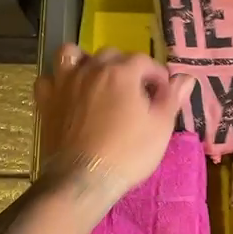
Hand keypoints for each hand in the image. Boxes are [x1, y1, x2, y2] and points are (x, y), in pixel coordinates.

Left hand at [34, 45, 195, 189]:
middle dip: (126, 67)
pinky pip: (48, 79)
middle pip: (111, 54)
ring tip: (96, 80)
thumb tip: (186, 77)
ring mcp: (65, 83)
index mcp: (122, 72)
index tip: (163, 94)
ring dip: (86, 61)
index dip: (157, 76)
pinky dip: (58, 81)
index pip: (144, 61)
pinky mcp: (46, 101)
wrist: (84, 178)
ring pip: (73, 55)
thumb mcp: (160, 127)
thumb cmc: (128, 153)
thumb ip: (172, 97)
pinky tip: (68, 93)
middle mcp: (91, 68)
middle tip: (135, 92)